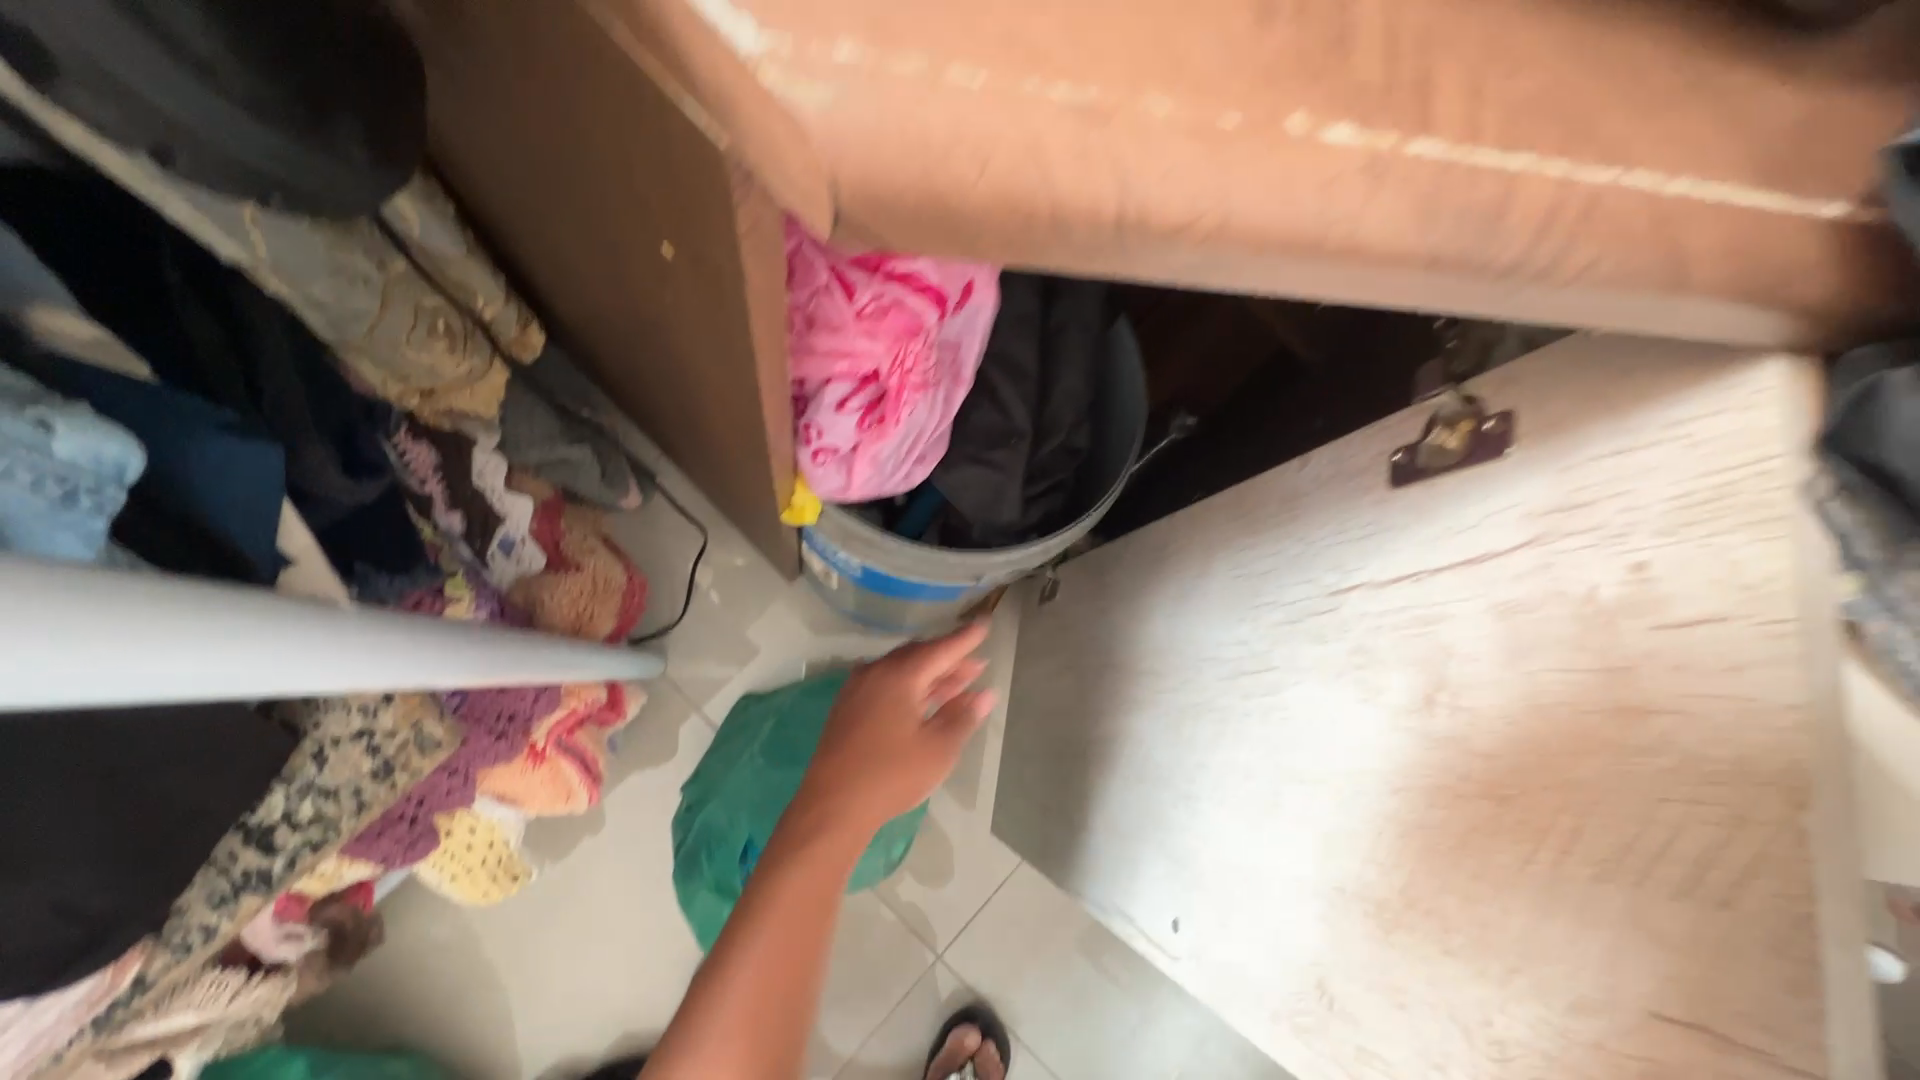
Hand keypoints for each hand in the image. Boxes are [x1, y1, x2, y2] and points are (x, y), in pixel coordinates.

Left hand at [792, 622, 996, 839]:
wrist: (833, 805)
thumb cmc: (892, 775)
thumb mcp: (939, 748)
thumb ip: (963, 716)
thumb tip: (984, 694)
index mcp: (899, 675)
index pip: (941, 649)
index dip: (965, 639)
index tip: (983, 624)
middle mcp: (875, 672)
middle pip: (918, 656)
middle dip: (948, 658)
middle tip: (975, 664)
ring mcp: (857, 689)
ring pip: (900, 670)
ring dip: (929, 674)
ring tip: (957, 681)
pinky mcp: (847, 708)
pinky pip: (885, 683)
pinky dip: (909, 686)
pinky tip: (922, 700)